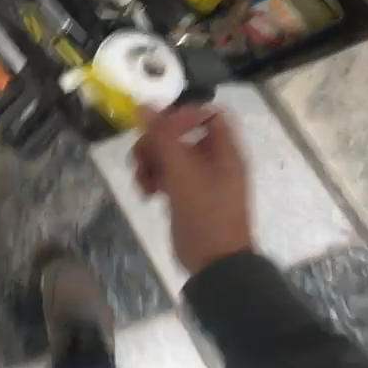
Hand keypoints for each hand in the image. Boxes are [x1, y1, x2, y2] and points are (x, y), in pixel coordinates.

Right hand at [131, 104, 253, 273]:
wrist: (213, 263)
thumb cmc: (205, 214)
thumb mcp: (182, 172)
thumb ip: (163, 136)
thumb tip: (144, 104)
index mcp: (224, 152)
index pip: (206, 115)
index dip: (181, 115)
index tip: (158, 127)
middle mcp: (212, 160)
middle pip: (178, 133)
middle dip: (154, 143)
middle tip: (143, 158)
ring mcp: (197, 177)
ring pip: (165, 152)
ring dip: (148, 161)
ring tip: (144, 182)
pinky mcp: (184, 192)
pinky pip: (162, 172)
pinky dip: (151, 178)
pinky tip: (147, 193)